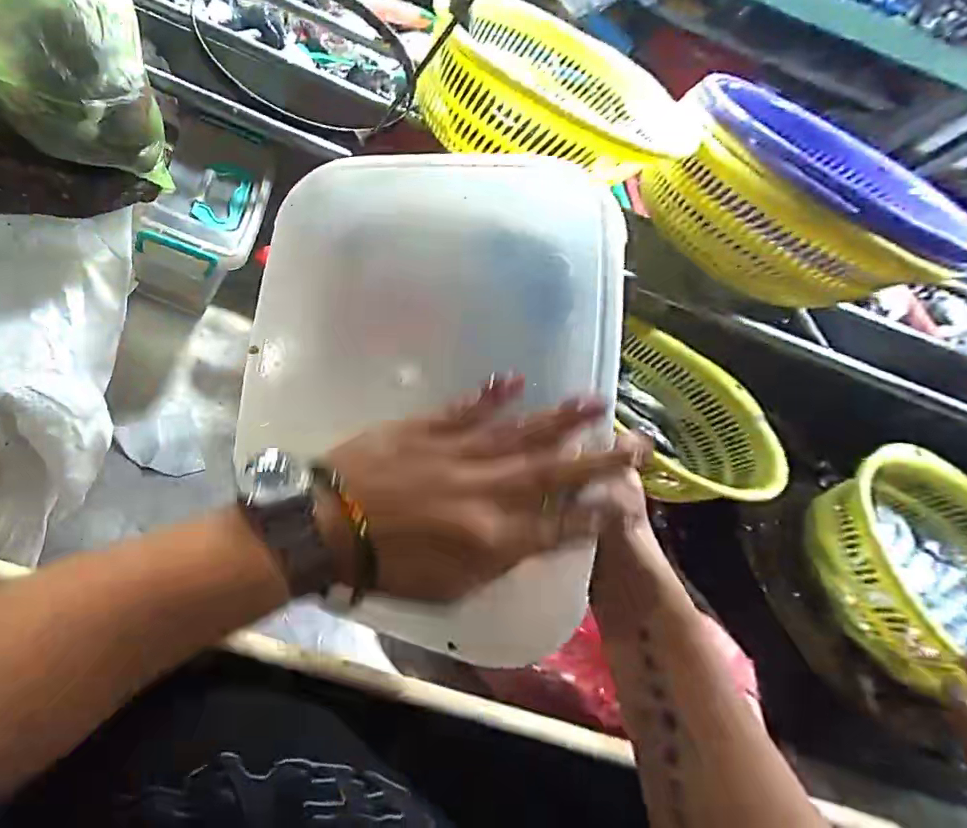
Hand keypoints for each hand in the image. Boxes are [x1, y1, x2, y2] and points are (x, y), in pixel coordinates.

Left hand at [317, 375, 647, 602]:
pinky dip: (489, 395)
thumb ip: (498, 561)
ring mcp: (454, 454)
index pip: (560, 525)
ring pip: (516, 433)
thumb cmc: (387, 565)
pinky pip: (464, 410)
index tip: (628, 498)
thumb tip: (530, 539)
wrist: (328, 524)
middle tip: (638, 441)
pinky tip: (514, 380)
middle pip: (552, 473)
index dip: (596, 513)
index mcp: (494, 537)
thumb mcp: (451, 586)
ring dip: (557, 419)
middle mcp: (485, 491)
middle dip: (599, 459)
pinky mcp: (422, 429)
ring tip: (593, 401)